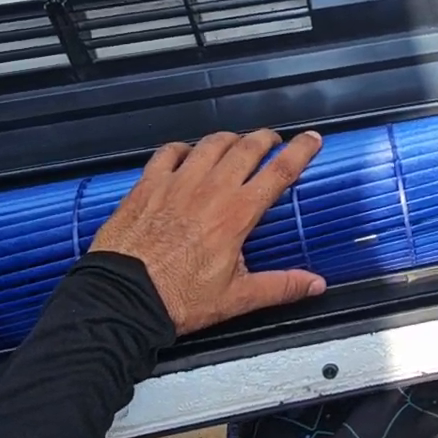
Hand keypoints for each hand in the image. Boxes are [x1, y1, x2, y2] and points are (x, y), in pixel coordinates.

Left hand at [92, 130, 326, 335]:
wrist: (121, 298)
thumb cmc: (178, 298)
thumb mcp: (237, 298)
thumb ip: (280, 286)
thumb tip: (316, 284)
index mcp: (237, 213)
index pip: (279, 171)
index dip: (300, 150)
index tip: (312, 138)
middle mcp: (211, 189)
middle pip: (247, 147)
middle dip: (266, 138)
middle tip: (274, 140)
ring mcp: (177, 182)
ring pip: (211, 144)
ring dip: (230, 139)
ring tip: (237, 143)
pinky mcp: (148, 184)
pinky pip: (169, 152)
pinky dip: (184, 148)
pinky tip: (188, 154)